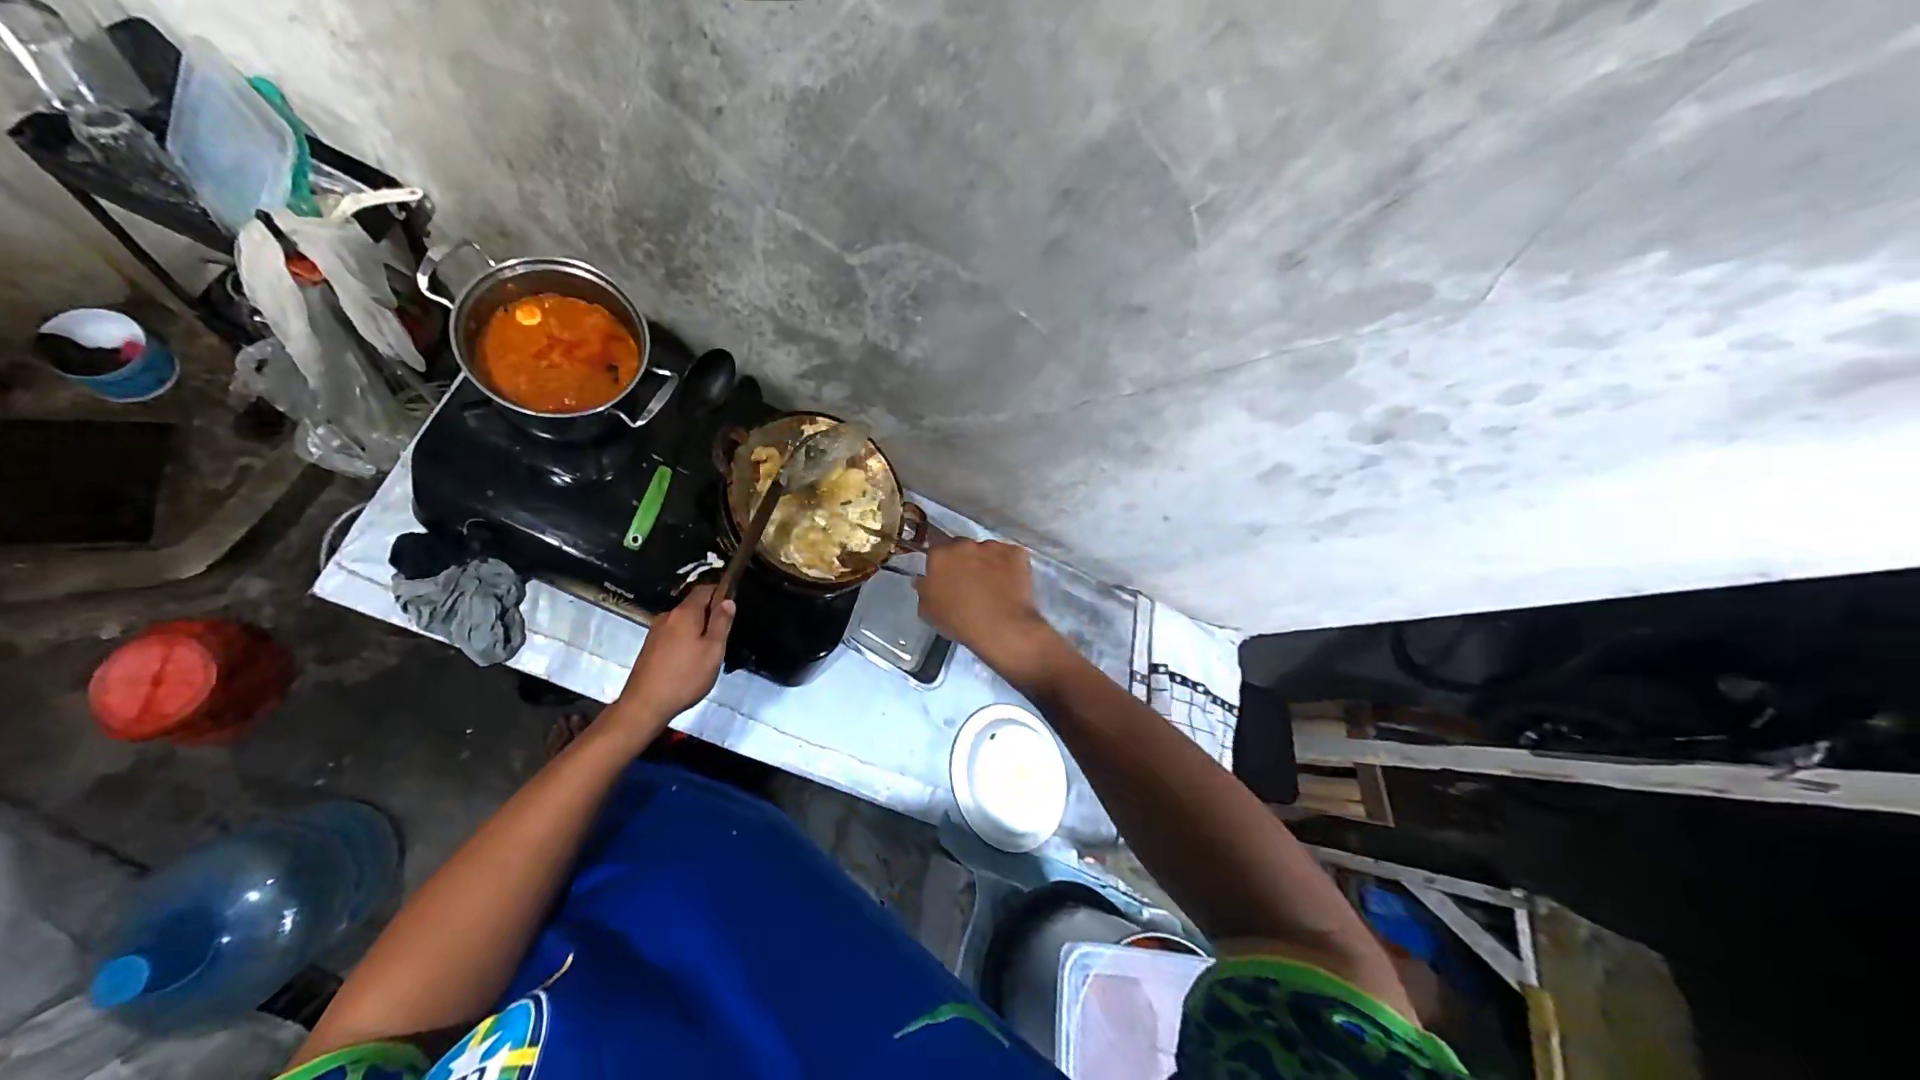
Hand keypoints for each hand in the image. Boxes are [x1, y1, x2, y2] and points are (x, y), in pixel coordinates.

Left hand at [615, 584, 735, 722]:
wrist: (645, 704)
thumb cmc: (685, 676)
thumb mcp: (713, 651)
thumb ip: (721, 623)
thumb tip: (728, 600)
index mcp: (685, 613)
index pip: (704, 589)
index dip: (720, 591)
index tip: (732, 604)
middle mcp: (667, 616)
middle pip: (693, 605)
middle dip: (709, 613)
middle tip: (724, 634)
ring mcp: (655, 631)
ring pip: (683, 621)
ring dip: (697, 628)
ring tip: (708, 650)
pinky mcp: (650, 646)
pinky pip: (673, 633)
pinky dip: (685, 639)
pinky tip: (690, 659)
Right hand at [915, 540, 1060, 678]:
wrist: (1002, 628)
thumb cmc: (959, 622)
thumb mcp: (928, 611)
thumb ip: (924, 589)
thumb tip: (924, 579)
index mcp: (940, 556)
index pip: (935, 545)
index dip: (940, 558)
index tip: (944, 570)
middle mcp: (965, 545)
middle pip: (961, 547)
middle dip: (963, 559)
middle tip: (968, 581)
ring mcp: (993, 547)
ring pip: (987, 550)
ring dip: (986, 562)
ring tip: (993, 585)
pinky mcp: (1017, 553)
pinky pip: (1010, 556)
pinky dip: (1009, 566)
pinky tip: (1010, 584)